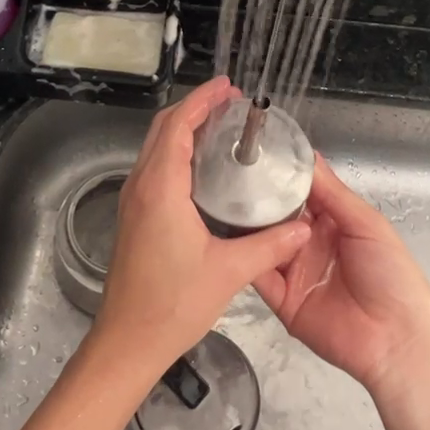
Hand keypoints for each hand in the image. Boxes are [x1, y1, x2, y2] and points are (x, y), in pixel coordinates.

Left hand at [93, 77, 311, 371]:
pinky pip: (155, 169)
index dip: (201, 101)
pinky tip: (204, 168)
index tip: (227, 87)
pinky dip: (177, 152)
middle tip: (229, 103)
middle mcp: (141, 187)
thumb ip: (268, 246)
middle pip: (162, 129)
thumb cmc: (172, 305)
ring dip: (183, 129)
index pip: (177, 126)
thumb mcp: (228, 272)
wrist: (127, 341)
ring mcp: (134, 202)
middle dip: (194, 109)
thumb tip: (302, 227)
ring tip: (220, 127)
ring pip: (155, 148)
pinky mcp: (134, 218)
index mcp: (161, 189)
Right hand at [253, 155, 429, 395]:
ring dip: (248, 226)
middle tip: (229, 175)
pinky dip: (246, 259)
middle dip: (257, 198)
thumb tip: (309, 155)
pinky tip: (230, 241)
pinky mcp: (281, 299)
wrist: (396, 340)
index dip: (281, 176)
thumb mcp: (367, 225)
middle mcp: (308, 243)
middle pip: (276, 216)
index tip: (255, 153)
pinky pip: (258, 275)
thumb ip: (333, 193)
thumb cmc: (392, 275)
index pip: (300, 193)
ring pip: (262, 243)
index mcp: (332, 223)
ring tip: (222, 201)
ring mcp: (293, 271)